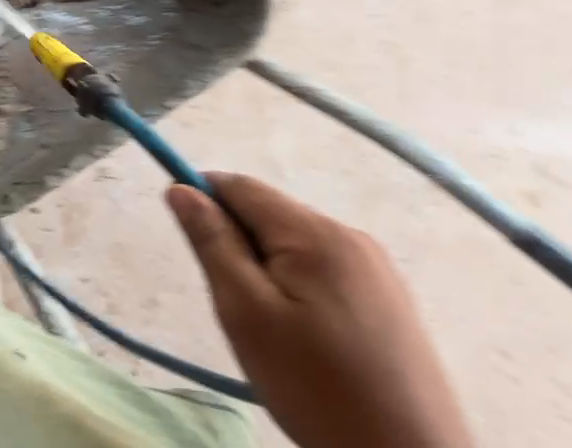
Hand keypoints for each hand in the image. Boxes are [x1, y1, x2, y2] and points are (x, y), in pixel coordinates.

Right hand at [168, 173, 474, 447]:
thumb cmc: (314, 385)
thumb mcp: (244, 310)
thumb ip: (212, 241)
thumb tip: (181, 188)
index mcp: (316, 233)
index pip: (239, 186)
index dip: (202, 201)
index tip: (192, 247)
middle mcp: (352, 237)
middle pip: (268, 214)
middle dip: (237, 244)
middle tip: (235, 303)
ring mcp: (378, 270)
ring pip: (293, 245)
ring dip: (265, 268)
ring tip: (269, 327)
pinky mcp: (390, 301)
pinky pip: (322, 270)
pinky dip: (296, 288)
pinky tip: (304, 337)